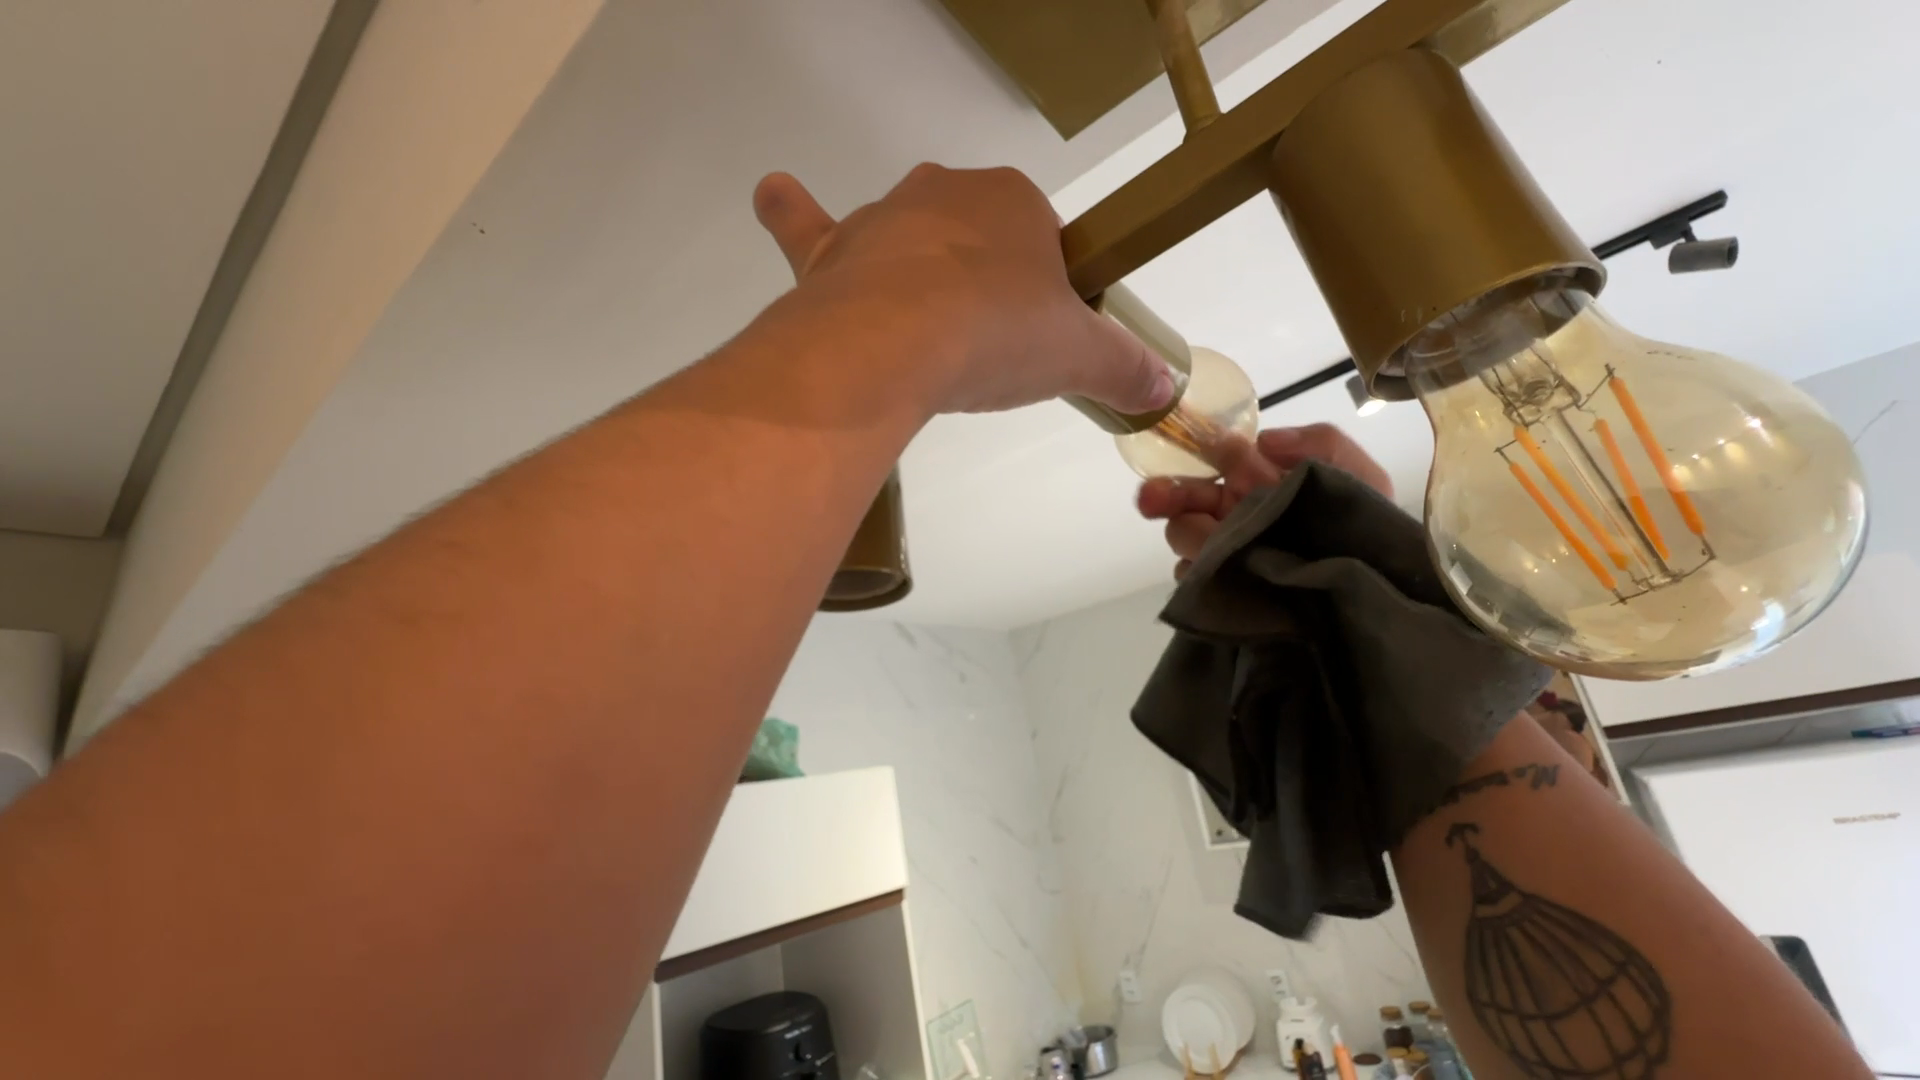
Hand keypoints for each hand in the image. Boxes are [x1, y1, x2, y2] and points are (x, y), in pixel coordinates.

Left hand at [753, 166, 1174, 416]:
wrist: (897, 343)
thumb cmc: (998, 334)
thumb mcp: (1080, 357)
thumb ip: (1126, 368)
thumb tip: (1164, 390)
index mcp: (1014, 202)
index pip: (1041, 240)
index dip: (1043, 292)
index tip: (1035, 340)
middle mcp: (946, 192)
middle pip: (972, 238)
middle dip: (982, 285)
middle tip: (984, 349)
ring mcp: (883, 218)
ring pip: (905, 238)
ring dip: (915, 276)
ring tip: (923, 337)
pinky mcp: (829, 250)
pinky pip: (804, 223)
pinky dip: (792, 213)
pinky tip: (776, 194)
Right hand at [1137, 423, 1393, 577]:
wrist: (1375, 591)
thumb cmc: (1365, 530)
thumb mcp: (1359, 477)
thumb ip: (1322, 444)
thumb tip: (1263, 441)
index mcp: (1257, 479)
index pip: (1216, 457)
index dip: (1200, 452)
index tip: (1192, 454)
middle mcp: (1233, 512)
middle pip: (1185, 498)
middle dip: (1166, 495)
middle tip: (1149, 500)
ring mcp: (1224, 550)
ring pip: (1183, 536)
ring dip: (1191, 537)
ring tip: (1216, 548)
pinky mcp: (1220, 587)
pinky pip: (1193, 578)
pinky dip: (1197, 576)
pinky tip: (1216, 577)